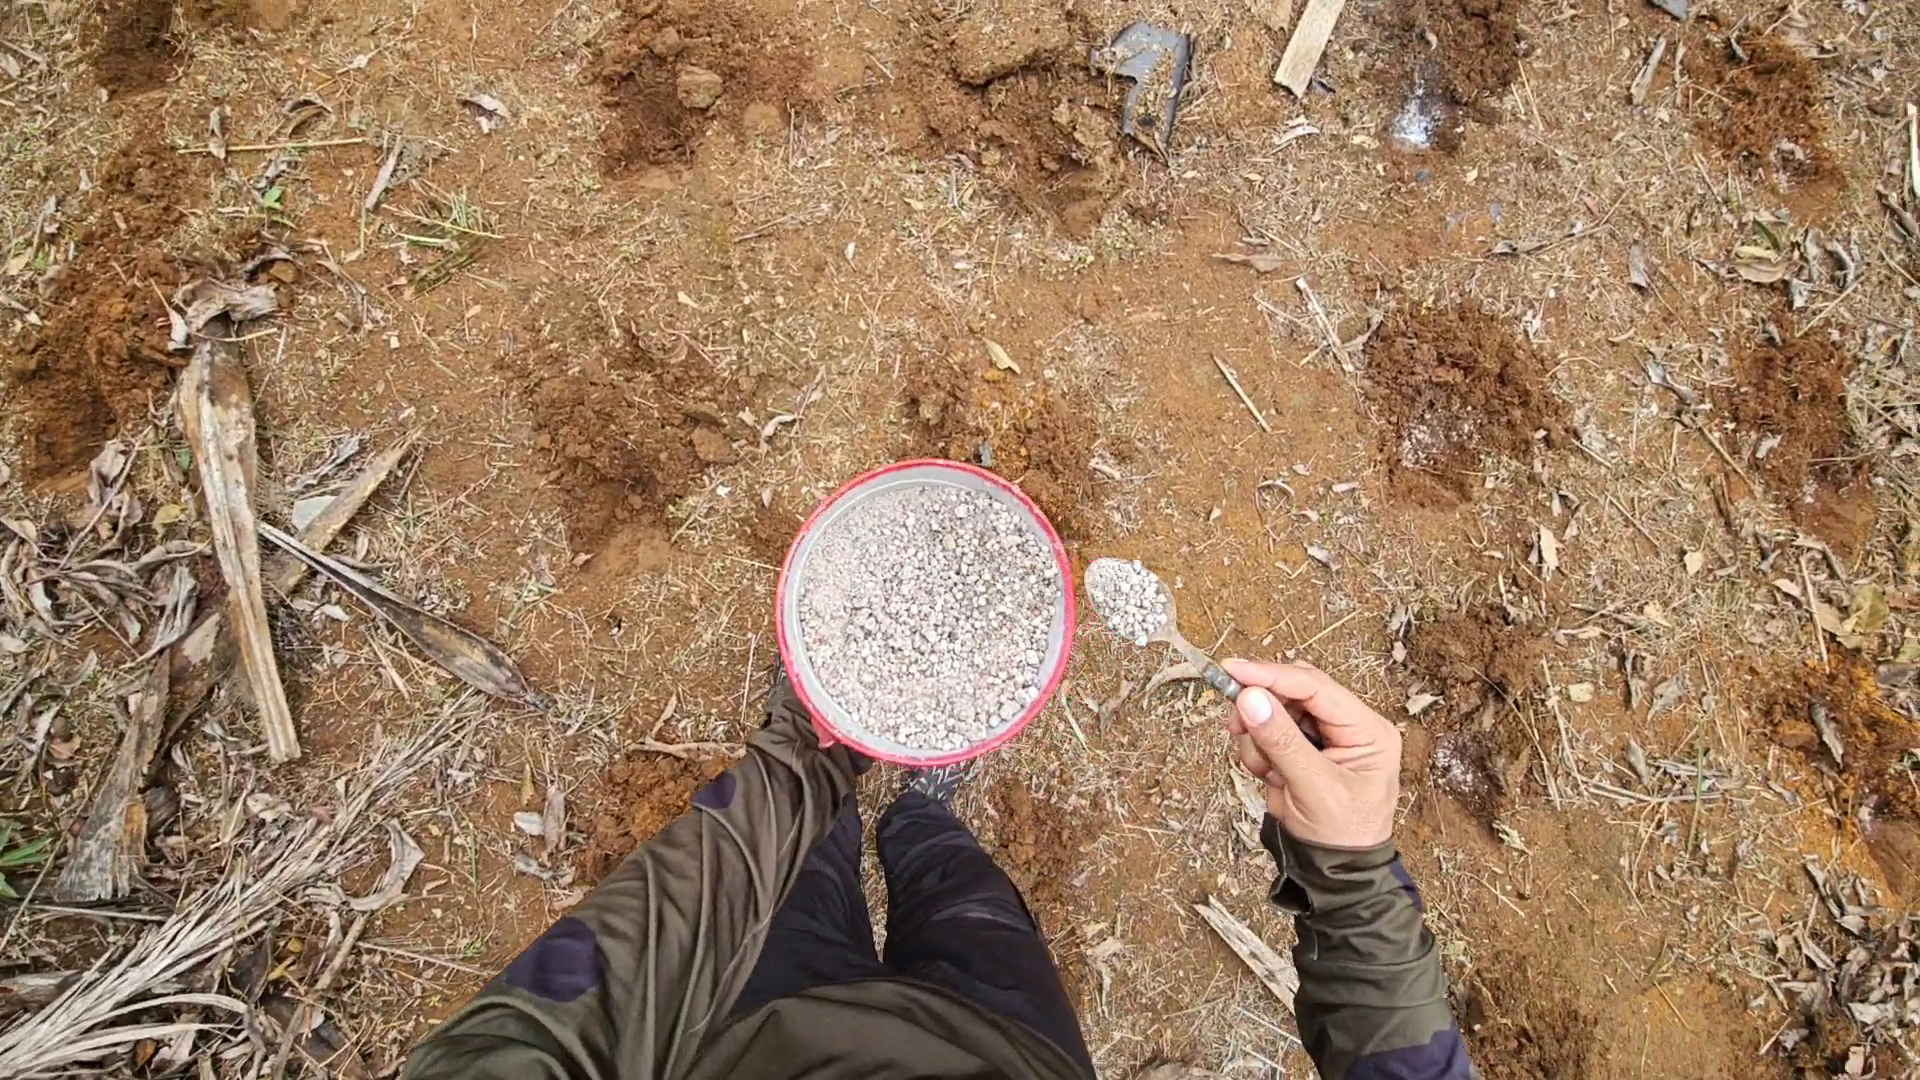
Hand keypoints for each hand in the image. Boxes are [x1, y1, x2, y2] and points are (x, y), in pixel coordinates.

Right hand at [1224, 660, 1401, 847]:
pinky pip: (1263, 730)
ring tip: (1266, 771)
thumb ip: (1282, 741)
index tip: (1233, 670)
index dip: (1272, 675)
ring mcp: (1318, 735)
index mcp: (1366, 729)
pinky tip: (1269, 776)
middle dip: (1262, 708)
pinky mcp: (1296, 746)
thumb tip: (1249, 697)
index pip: (1315, 687)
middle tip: (1237, 725)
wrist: (1332, 871)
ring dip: (1257, 736)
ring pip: (1271, 709)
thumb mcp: (1314, 788)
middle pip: (1291, 691)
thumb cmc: (1339, 834)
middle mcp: (1344, 724)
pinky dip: (1255, 750)